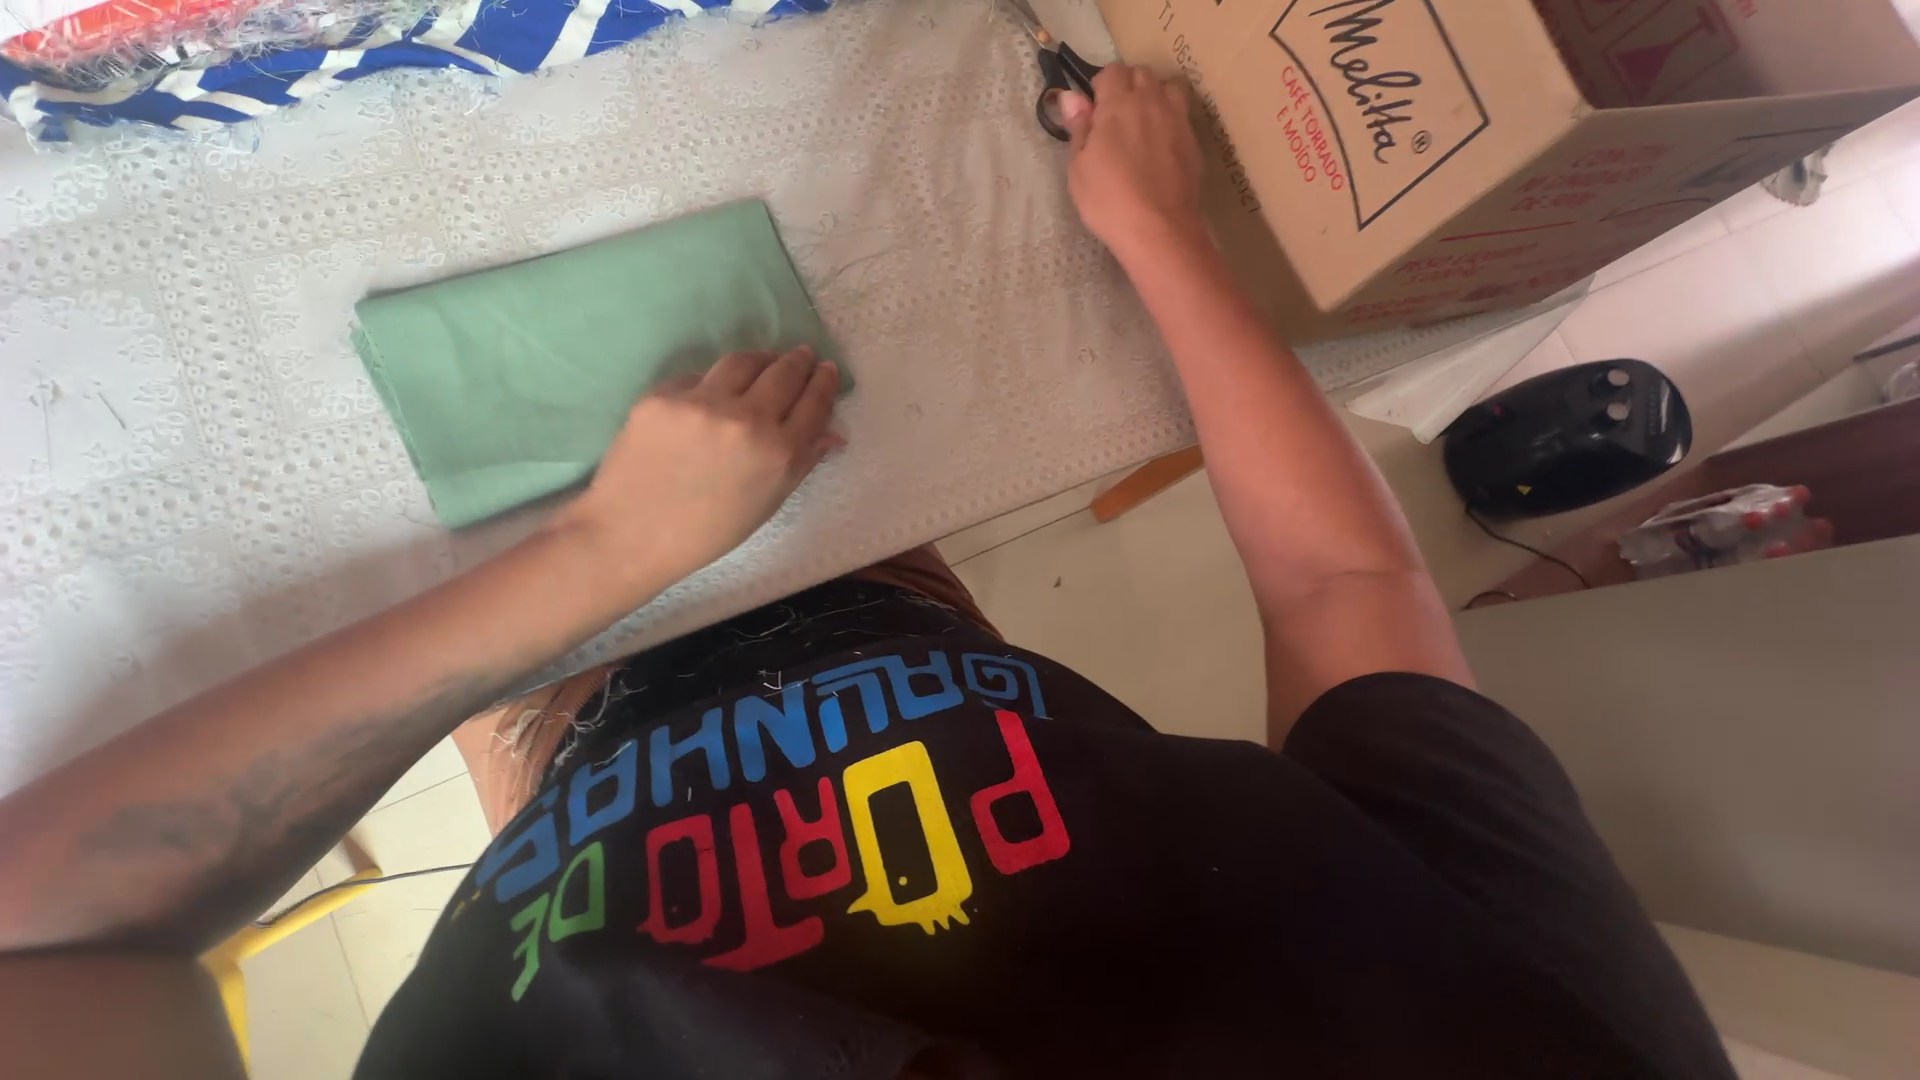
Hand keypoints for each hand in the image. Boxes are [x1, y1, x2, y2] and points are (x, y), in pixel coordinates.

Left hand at [550, 346, 843, 596]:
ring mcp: (701, 403)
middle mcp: (745, 420)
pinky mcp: (663, 395)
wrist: (632, 534)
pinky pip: (699, 378)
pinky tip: (714, 395)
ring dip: (762, 359)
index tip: (828, 370)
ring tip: (766, 362)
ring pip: (743, 362)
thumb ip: (802, 462)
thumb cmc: (708, 530)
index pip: (814, 404)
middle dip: (799, 361)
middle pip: (784, 373)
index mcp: (778, 453)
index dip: (825, 383)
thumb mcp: (768, 503)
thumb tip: (832, 433)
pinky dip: (714, 383)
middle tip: (804, 356)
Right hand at [1059, 65, 1204, 261]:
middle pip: (1141, 74)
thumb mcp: (1078, 169)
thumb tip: (1071, 96)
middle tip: (1115, 119)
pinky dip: (1168, 119)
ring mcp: (1177, 118)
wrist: (1158, 229)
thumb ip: (1078, 128)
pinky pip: (1180, 114)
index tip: (1094, 111)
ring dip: (1152, 96)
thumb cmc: (1108, 201)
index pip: (1111, 72)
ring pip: (1166, 88)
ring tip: (1142, 124)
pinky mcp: (1192, 140)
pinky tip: (1160, 146)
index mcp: (1118, 103)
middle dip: (1127, 86)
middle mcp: (1151, 101)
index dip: (1101, 87)